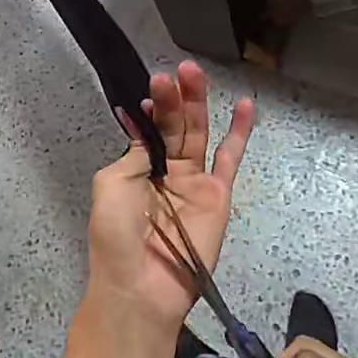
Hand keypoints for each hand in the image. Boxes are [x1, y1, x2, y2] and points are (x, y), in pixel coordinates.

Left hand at [86, 61, 255, 334]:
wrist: (141, 287)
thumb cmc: (117, 235)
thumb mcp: (112, 184)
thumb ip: (134, 152)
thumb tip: (144, 127)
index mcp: (137, 168)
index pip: (149, 129)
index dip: (152, 107)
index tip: (152, 86)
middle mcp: (167, 171)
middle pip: (174, 125)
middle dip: (174, 97)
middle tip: (177, 70)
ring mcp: (194, 182)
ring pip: (199, 133)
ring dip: (197, 103)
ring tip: (195, 73)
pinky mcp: (218, 196)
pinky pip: (230, 159)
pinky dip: (239, 133)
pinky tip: (245, 106)